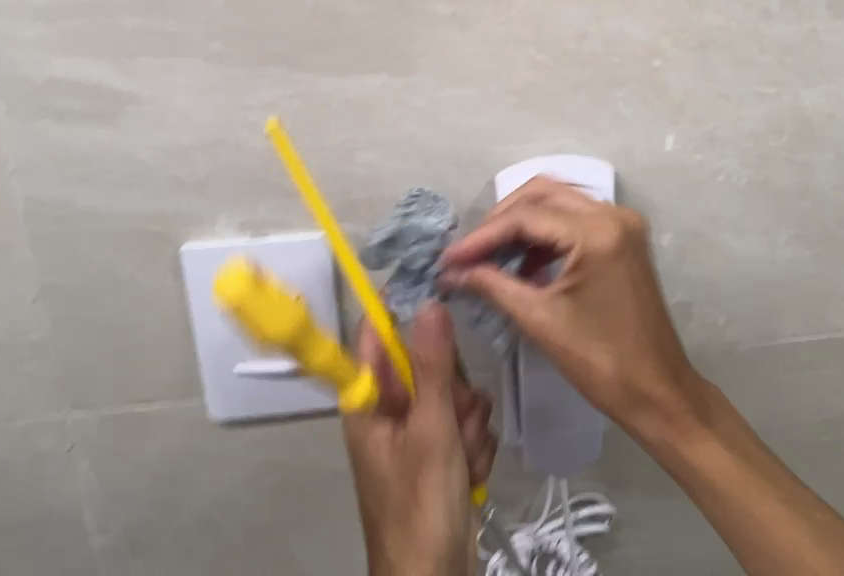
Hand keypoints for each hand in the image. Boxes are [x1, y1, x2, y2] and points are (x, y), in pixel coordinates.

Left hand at [342, 303, 494, 575]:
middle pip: (430, 363)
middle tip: (454, 420)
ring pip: (456, 395)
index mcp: (368, 401)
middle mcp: (389, 410)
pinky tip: (470, 471)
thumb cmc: (421, 504)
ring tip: (462, 458)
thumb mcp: (432, 429)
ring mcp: (417, 432)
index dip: (402, 312)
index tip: (439, 295)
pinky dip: (474, 446)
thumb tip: (428, 302)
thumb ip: (434, 365)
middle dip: (454, 391)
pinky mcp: (441, 452)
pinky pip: (467, 425)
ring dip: (468, 425)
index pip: (376, 335)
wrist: (434, 575)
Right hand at [440, 177, 705, 440]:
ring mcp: (623, 225)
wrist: (657, 390)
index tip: (448, 258)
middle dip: (501, 221)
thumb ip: (493, 285)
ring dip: (522, 224)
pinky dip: (546, 234)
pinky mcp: (624, 239)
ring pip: (560, 203)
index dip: (482, 236)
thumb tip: (452, 272)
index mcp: (596, 232)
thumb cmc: (600, 361)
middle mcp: (613, 215)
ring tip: (488, 258)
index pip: (526, 217)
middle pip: (543, 195)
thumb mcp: (539, 320)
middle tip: (467, 253)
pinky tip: (523, 264)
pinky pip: (576, 220)